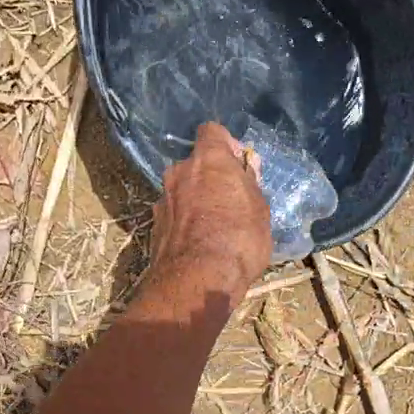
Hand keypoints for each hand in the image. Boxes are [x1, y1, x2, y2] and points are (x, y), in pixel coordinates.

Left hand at [146, 122, 271, 297]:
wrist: (197, 281)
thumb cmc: (239, 239)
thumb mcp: (260, 210)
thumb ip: (250, 185)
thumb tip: (246, 169)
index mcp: (209, 160)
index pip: (212, 132)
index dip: (226, 145)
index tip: (238, 166)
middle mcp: (179, 172)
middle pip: (195, 165)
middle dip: (210, 178)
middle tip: (228, 202)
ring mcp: (162, 199)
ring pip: (181, 192)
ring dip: (194, 201)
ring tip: (212, 228)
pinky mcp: (154, 226)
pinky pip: (174, 216)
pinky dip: (184, 224)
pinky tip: (197, 245)